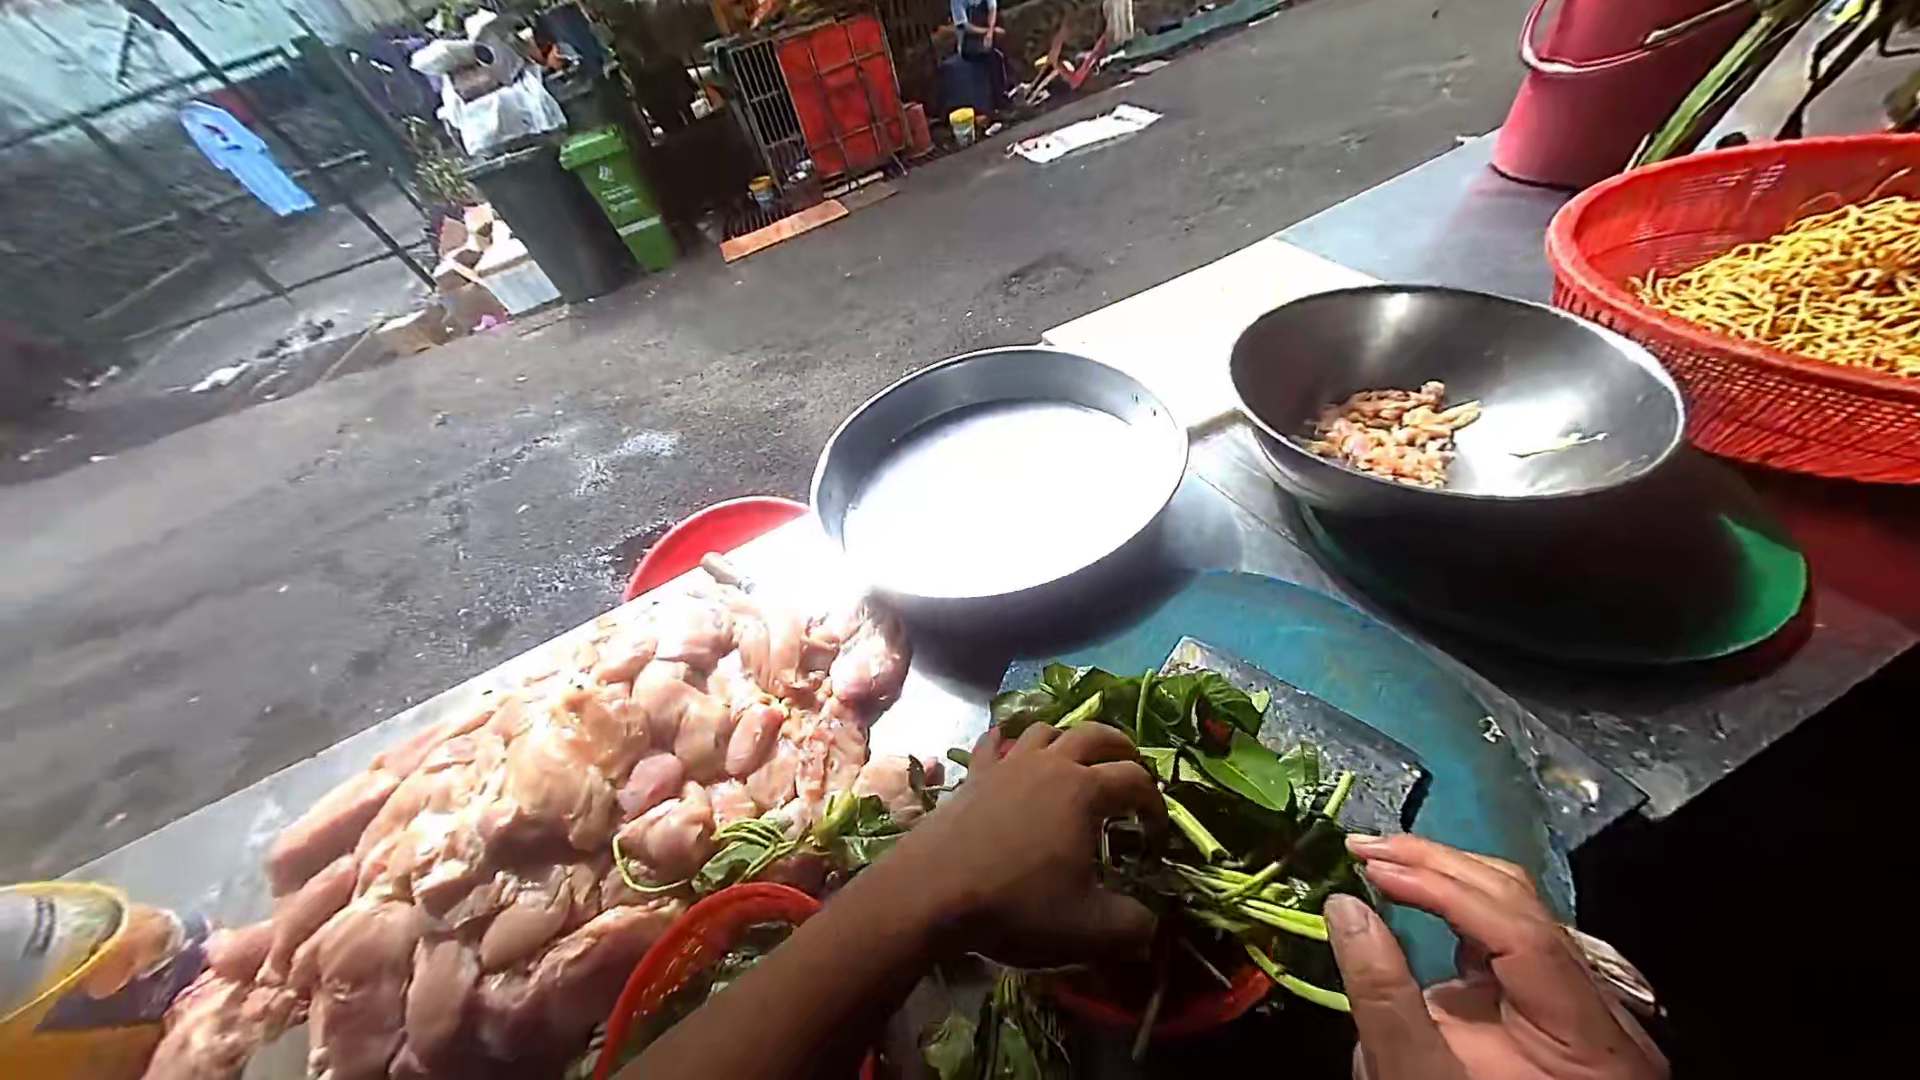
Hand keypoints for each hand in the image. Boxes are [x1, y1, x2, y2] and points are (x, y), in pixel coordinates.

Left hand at [868, 723, 1165, 966]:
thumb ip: (1133, 926)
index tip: (1156, 830)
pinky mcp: (976, 773)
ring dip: (1066, 737)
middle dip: (1120, 746)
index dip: (1154, 801)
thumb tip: (1151, 925)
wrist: (936, 888)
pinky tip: (1005, 746)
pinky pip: (993, 743)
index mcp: (1084, 790)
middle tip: (1131, 765)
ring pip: (1045, 730)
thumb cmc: (1018, 902)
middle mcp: (1049, 763)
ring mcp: (1008, 763)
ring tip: (1074, 757)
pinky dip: (1005, 739)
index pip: (1134, 779)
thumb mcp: (1089, 928)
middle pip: (1094, 734)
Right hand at [1327, 833, 1666, 1079]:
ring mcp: (1567, 993)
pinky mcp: (1532, 987)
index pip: (1522, 934)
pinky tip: (1401, 883)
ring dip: (1434, 868)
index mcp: (1590, 1042)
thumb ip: (1381, 993)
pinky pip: (1493, 919)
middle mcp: (1597, 1007)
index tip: (1373, 869)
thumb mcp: (1413, 1072)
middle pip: (1518, 903)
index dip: (1443, 890)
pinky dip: (1441, 891)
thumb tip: (1343, 903)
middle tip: (1362, 848)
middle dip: (1432, 865)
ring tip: (1375, 857)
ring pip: (1508, 898)